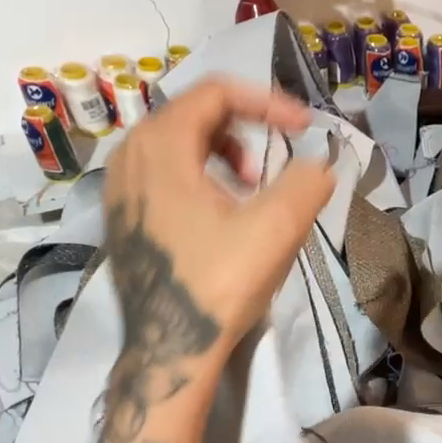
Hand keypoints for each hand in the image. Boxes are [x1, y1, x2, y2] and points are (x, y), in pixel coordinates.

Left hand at [102, 75, 335, 366]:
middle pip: (193, 116)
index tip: (305, 129)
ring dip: (222, 158)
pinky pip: (163, 178)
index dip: (268, 102)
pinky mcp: (123, 221)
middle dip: (243, 132)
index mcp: (161, 144)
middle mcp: (129, 156)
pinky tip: (221, 224)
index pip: (215, 93)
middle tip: (272, 170)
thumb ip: (305, 185)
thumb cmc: (218, 284)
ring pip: (177, 148)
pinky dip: (199, 182)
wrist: (169, 348)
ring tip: (250, 197)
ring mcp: (120, 190)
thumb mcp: (274, 231)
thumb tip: (321, 166)